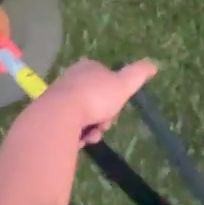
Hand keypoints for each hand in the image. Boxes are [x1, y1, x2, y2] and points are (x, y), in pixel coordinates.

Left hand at [34, 59, 156, 143]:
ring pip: (84, 116)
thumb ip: (138, 73)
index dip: (115, 97)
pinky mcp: (49, 114)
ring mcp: (58, 97)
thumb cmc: (95, 97)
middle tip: (103, 125)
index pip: (107, 81)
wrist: (60, 115)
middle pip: (96, 101)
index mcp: (87, 67)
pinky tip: (78, 139)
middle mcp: (71, 79)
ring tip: (90, 135)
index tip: (116, 109)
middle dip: (103, 117)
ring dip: (91, 129)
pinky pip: (69, 126)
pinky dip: (77, 134)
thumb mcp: (124, 84)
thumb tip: (154, 64)